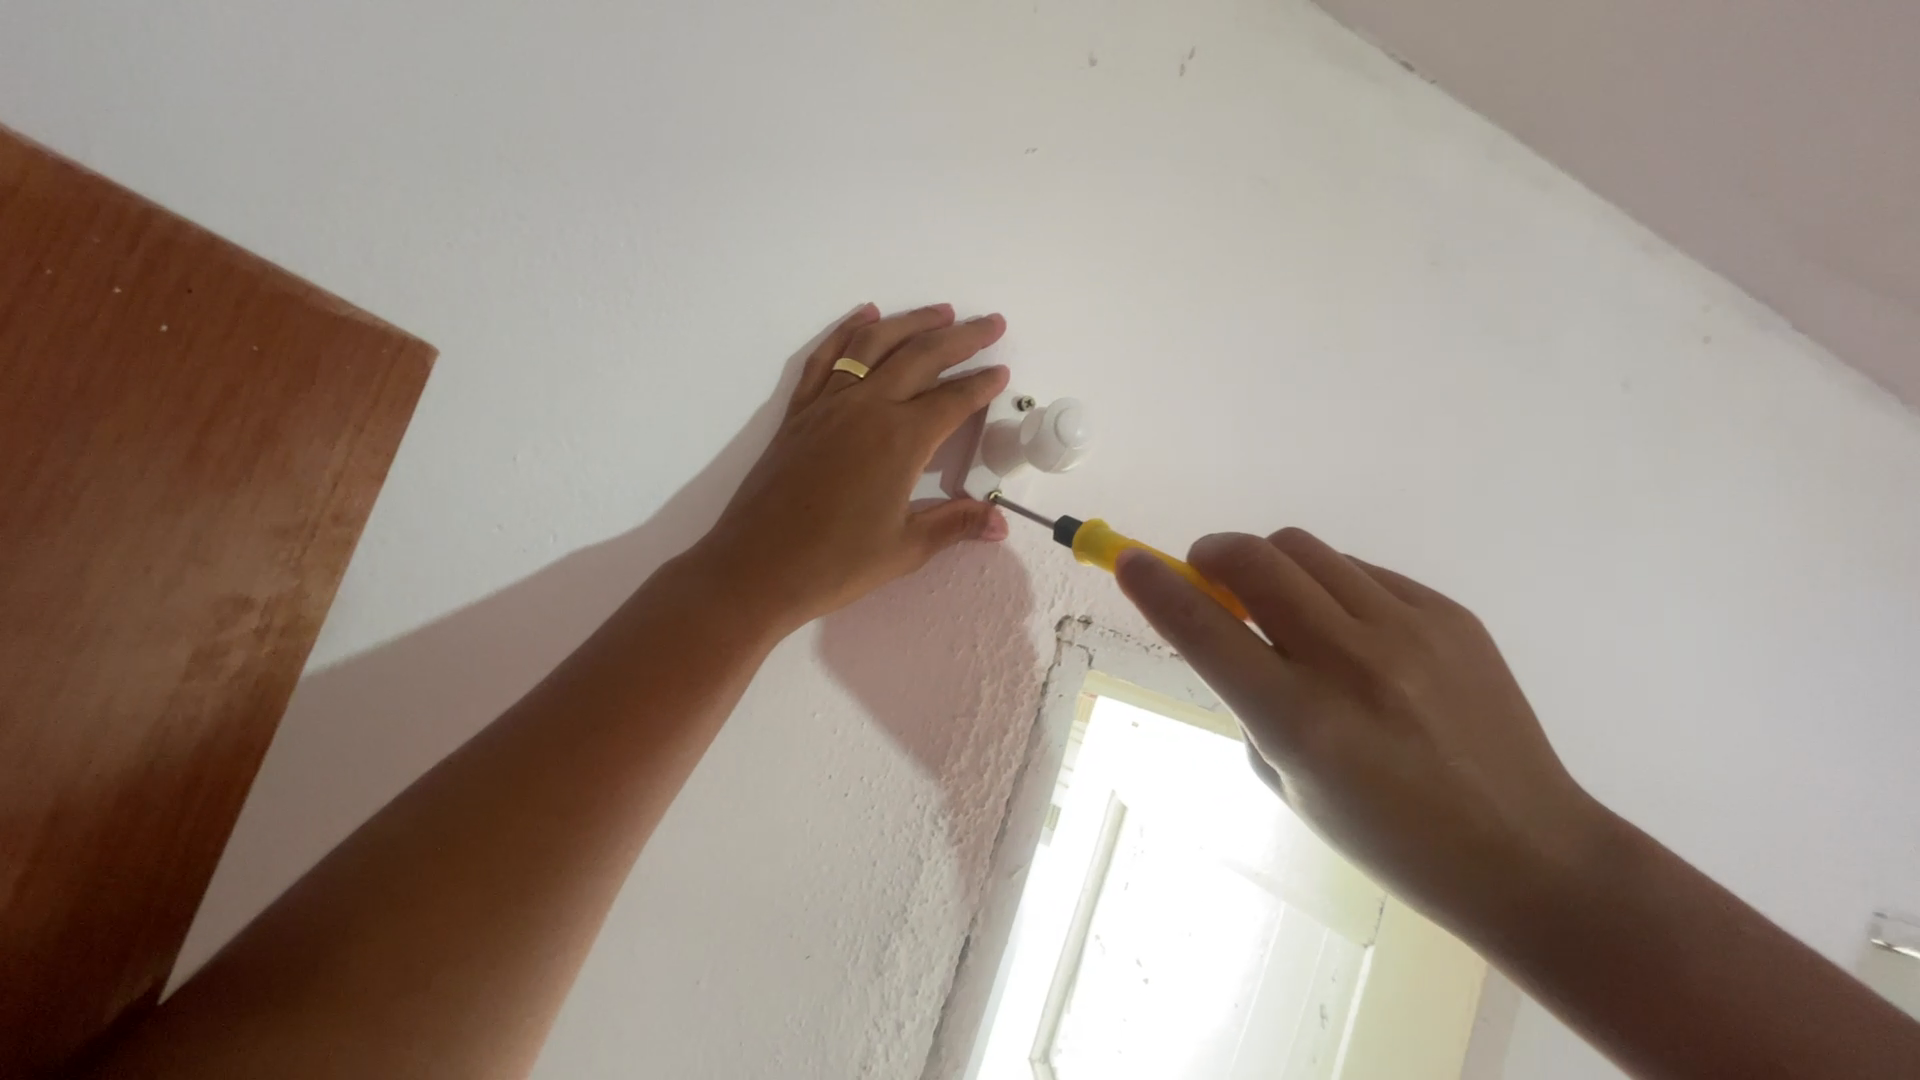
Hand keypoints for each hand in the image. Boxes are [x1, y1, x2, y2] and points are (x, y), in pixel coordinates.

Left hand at [691, 303, 1010, 632]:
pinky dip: (848, 331)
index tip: (1002, 372)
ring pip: (874, 345)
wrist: (756, 569)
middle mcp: (867, 408)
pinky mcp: (798, 413)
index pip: (953, 401)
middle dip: (962, 338)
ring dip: (911, 322)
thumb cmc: (835, 564)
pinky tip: (865, 316)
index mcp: (901, 441)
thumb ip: (955, 525)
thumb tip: (1002, 523)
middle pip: (921, 357)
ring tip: (941, 312)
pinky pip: (826, 358)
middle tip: (991, 323)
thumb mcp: (905, 549)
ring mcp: (828, 405)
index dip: (981, 385)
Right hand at [1116, 528, 1604, 937]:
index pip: (1203, 629)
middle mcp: (1349, 663)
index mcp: (1300, 722)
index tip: (1128, 559)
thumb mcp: (1288, 780)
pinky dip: (1329, 586)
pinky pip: (1360, 571)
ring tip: (1282, 606)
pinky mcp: (1448, 612)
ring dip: (1268, 564)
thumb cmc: (1387, 837)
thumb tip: (1229, 628)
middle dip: (1211, 554)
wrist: (1526, 849)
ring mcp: (1407, 630)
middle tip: (1207, 575)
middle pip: (1253, 560)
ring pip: (1303, 549)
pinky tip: (1351, 631)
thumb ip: (1248, 700)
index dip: (1154, 587)